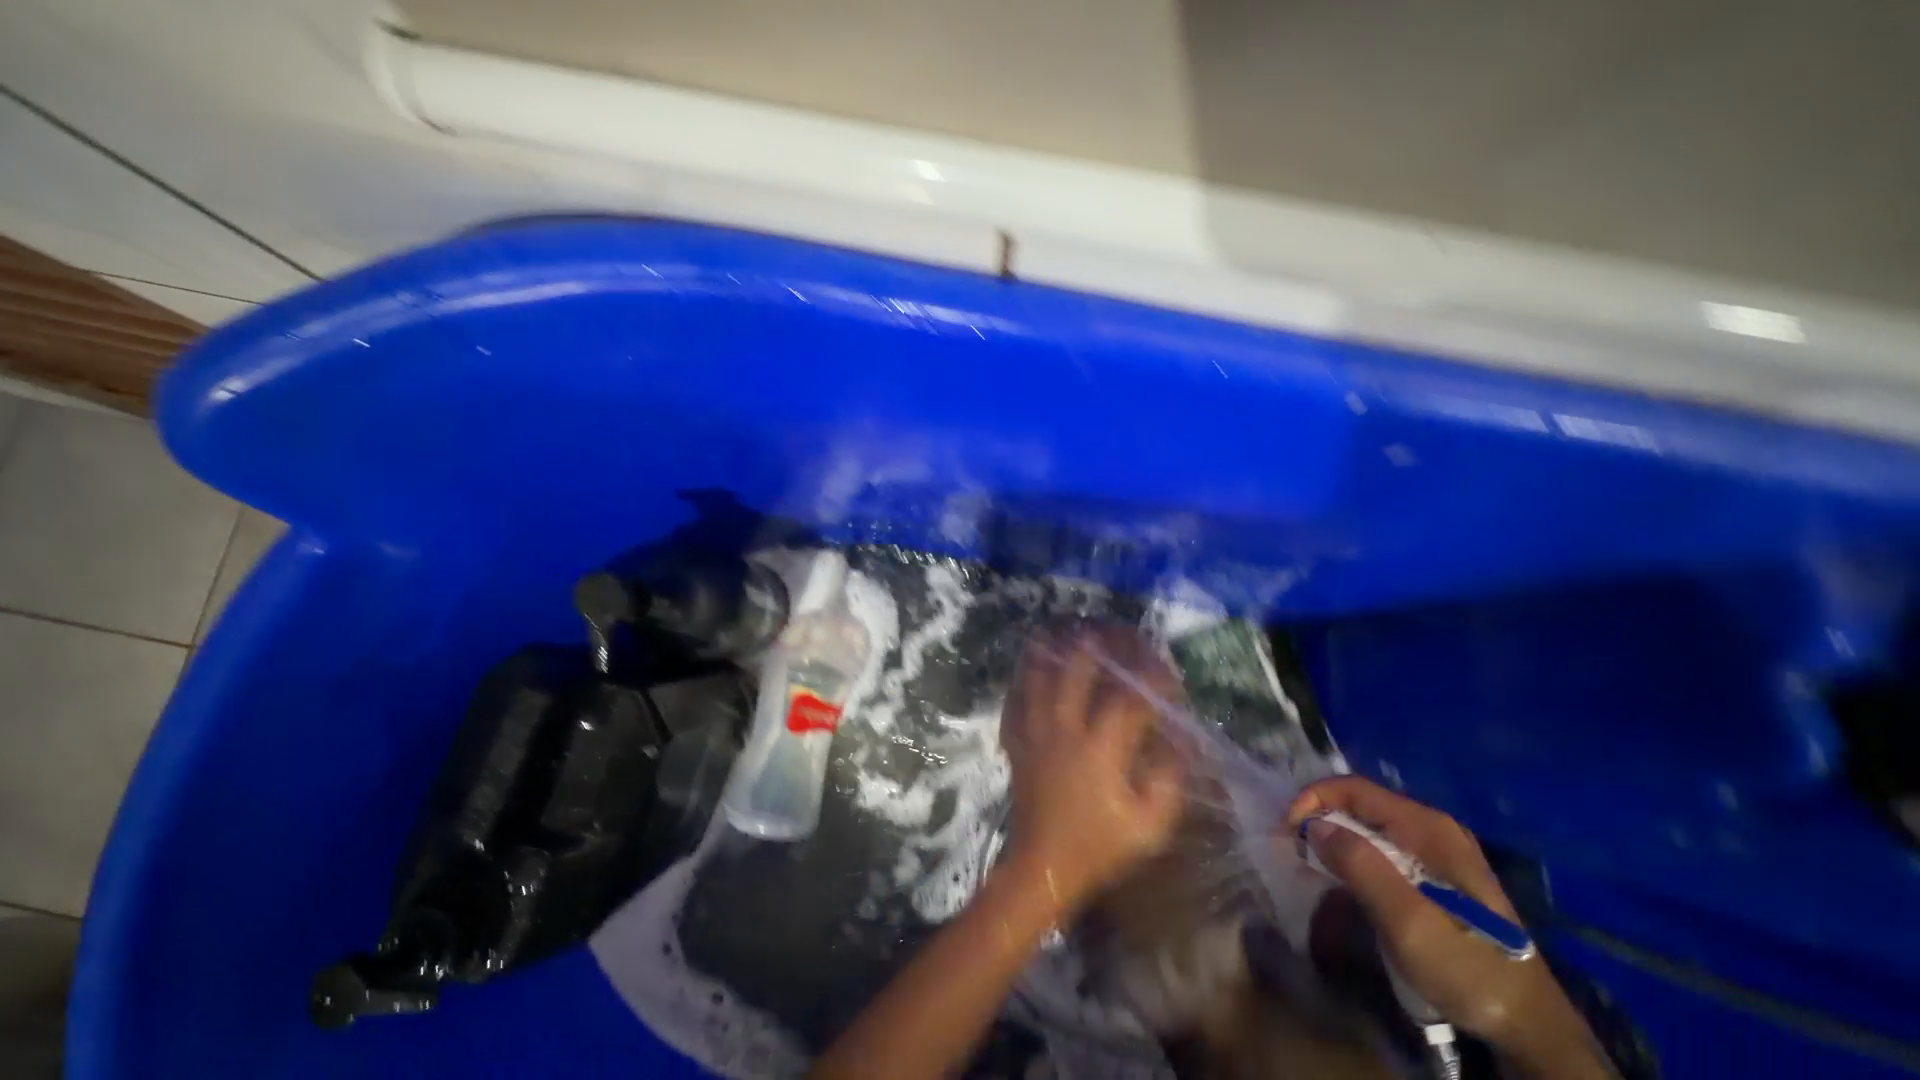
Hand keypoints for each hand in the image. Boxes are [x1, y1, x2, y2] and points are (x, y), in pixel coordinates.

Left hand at [999, 625, 1188, 913]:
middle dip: (1101, 644)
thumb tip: (1184, 739)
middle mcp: (1065, 730)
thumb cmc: (1100, 848)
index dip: (1152, 677)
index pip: (1130, 696)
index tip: (1168, 668)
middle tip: (1118, 632)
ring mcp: (1035, 733)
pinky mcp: (1016, 742)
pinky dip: (1024, 676)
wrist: (1042, 869)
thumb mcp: (1150, 824)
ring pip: (1039, 675)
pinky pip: (1014, 698)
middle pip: (1078, 669)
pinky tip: (1032, 663)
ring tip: (1072, 629)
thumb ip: (1170, 778)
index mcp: (1101, 748)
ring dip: (1056, 649)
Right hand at [1287, 778, 1611, 1077]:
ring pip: (1371, 827)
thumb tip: (1315, 826)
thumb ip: (1362, 867)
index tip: (1286, 830)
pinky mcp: (1437, 876)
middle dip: (1320, 818)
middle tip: (1291, 849)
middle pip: (1363, 804)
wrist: (1526, 1021)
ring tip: (1308, 863)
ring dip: (1335, 838)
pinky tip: (1342, 879)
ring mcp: (1439, 853)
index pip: (1356, 789)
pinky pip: (1384, 849)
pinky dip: (1354, 856)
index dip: (1314, 800)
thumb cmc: (1466, 968)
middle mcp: (1434, 830)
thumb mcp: (1408, 921)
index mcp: (1429, 829)